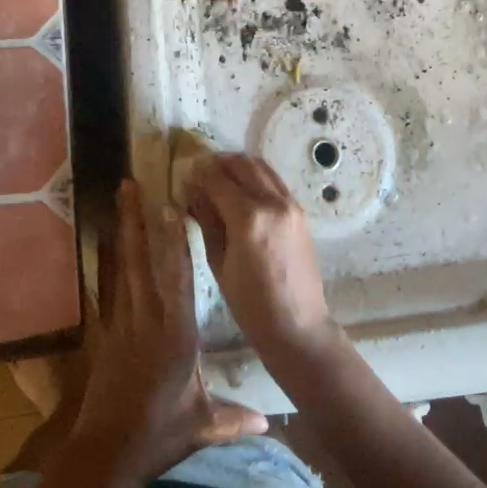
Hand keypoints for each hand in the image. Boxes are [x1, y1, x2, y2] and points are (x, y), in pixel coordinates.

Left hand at [66, 180, 266, 486]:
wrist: (108, 450)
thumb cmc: (160, 433)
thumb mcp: (202, 425)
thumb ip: (234, 418)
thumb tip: (268, 421)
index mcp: (176, 334)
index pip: (176, 278)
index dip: (173, 240)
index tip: (170, 205)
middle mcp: (147, 319)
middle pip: (140, 260)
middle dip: (135, 220)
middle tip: (129, 183)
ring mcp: (122, 323)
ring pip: (121, 267)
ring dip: (120, 232)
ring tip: (118, 200)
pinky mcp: (106, 332)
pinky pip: (109, 285)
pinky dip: (109, 260)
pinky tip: (108, 243)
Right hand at [183, 154, 335, 355]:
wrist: (296, 325)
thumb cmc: (250, 304)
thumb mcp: (219, 263)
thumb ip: (208, 221)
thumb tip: (194, 192)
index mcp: (248, 218)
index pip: (218, 180)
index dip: (199, 175)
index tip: (186, 176)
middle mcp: (272, 203)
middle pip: (242, 165)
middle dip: (219, 163)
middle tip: (201, 171)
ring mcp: (291, 204)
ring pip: (262, 166)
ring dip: (239, 165)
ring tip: (221, 175)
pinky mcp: (300, 211)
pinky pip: (275, 181)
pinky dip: (257, 176)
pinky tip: (244, 188)